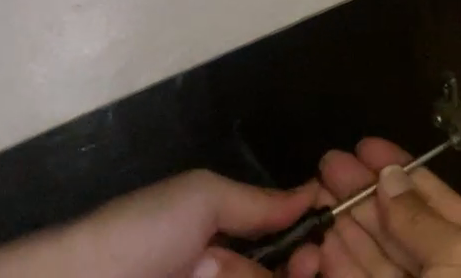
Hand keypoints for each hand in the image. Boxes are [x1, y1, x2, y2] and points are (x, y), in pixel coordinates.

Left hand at [0, 168, 320, 277]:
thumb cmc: (139, 235)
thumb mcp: (202, 200)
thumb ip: (260, 203)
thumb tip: (313, 191)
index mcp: (224, 243)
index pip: (285, 247)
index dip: (310, 247)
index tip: (321, 246)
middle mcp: (222, 276)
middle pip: (279, 277)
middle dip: (297, 271)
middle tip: (290, 266)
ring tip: (216, 272)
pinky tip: (219, 272)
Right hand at [289, 137, 460, 277]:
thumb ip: (423, 219)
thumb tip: (392, 177)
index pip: (434, 198)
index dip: (400, 168)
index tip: (365, 146)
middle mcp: (447, 275)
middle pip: (398, 224)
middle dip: (364, 193)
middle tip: (329, 165)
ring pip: (374, 257)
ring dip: (346, 226)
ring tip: (318, 196)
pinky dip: (339, 266)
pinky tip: (322, 245)